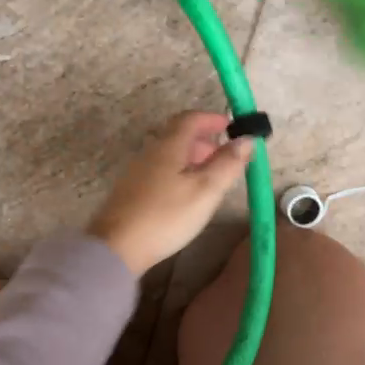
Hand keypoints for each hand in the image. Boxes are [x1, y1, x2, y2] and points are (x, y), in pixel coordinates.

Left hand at [87, 111, 255, 274]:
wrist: (117, 246)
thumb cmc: (166, 216)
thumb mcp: (205, 191)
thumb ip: (227, 164)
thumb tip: (247, 140)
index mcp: (168, 146)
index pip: (190, 119)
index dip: (212, 118)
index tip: (232, 125)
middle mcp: (150, 152)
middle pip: (178, 135)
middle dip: (204, 139)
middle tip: (225, 156)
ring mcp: (137, 171)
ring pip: (169, 154)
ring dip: (192, 157)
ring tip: (210, 177)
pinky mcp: (131, 190)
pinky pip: (160, 169)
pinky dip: (179, 171)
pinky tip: (186, 194)